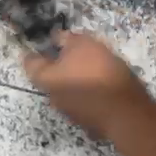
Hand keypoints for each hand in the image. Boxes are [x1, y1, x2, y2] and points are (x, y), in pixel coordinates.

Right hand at [22, 31, 152, 139]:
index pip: (57, 38)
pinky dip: (97, 94)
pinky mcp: (128, 85)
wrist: (128, 118)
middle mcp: (100, 48)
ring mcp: (117, 66)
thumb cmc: (83, 93)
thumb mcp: (47, 80)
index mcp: (80, 41)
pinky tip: (92, 110)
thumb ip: (33, 65)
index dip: (46, 51)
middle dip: (64, 69)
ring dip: (81, 83)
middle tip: (56, 88)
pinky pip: (104, 86)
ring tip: (74, 104)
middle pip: (74, 56)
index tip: (41, 68)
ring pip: (89, 72)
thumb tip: (27, 56)